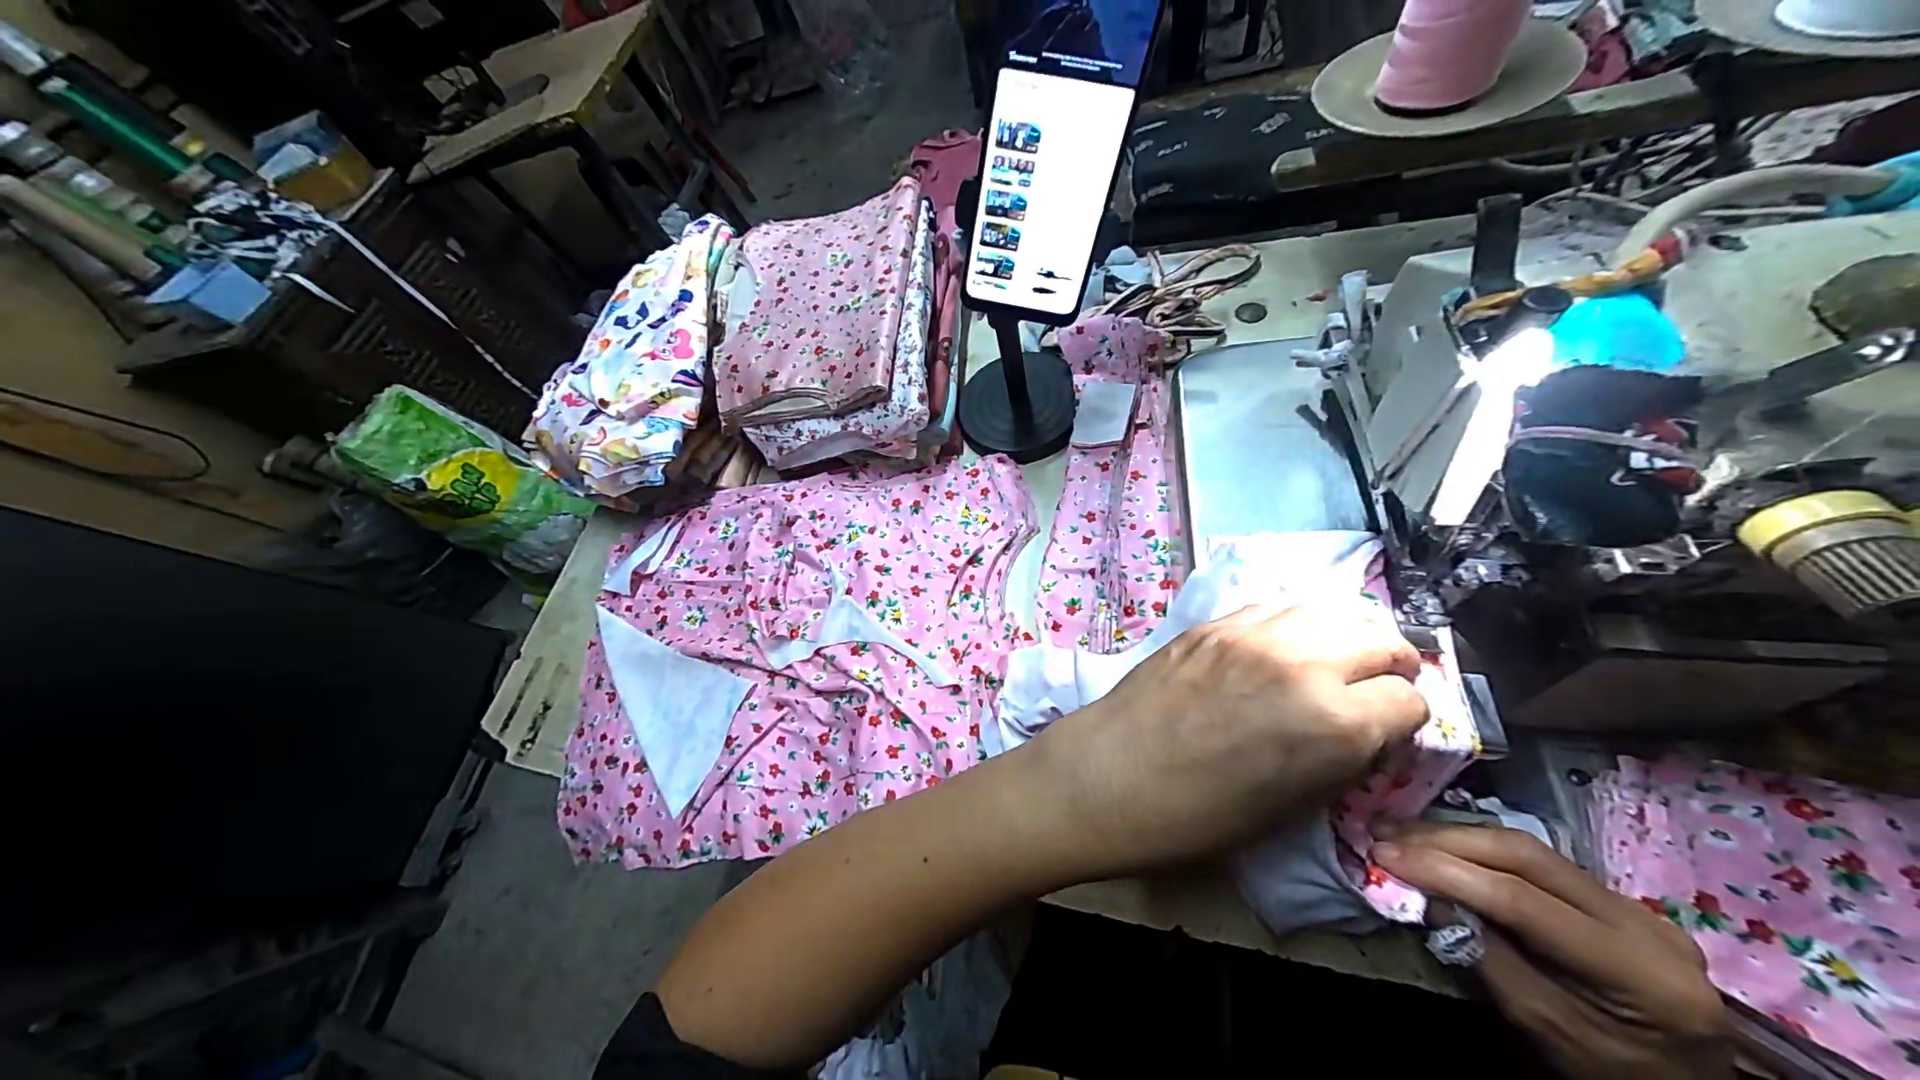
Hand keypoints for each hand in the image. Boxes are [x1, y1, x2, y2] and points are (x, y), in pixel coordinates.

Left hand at [1029, 603, 1427, 877]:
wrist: (1106, 777)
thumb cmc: (1194, 816)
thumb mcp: (1290, 805)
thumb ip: (1341, 758)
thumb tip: (1367, 732)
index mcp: (1333, 721)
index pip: (1410, 700)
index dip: (1405, 721)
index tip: (1387, 733)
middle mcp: (1301, 662)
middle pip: (1381, 637)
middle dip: (1391, 664)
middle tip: (1374, 688)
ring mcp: (1251, 634)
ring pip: (1329, 608)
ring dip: (1344, 633)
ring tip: (1333, 659)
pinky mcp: (1212, 623)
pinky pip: (1274, 607)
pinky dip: (1292, 624)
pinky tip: (1281, 647)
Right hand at [1373, 823, 1731, 1079]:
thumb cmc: (1606, 1071)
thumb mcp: (1543, 1026)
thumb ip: (1487, 955)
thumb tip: (1426, 893)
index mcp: (1638, 970)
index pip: (1523, 900)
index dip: (1446, 871)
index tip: (1383, 857)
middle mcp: (1643, 922)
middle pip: (1526, 856)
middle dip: (1445, 839)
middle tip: (1384, 834)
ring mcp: (1633, 905)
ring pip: (1530, 847)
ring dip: (1457, 836)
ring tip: (1400, 832)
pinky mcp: (1614, 899)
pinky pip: (1538, 861)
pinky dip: (1481, 850)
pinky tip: (1444, 846)